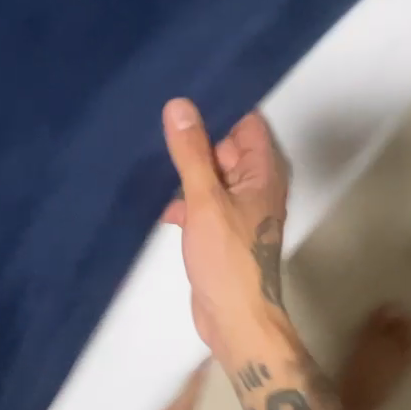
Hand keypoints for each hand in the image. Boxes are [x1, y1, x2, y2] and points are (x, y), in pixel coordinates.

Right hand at [160, 98, 294, 365]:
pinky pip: (201, 202)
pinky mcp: (220, 231)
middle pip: (226, 147)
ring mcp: (238, 210)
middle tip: (155, 116)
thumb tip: (179, 105)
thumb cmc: (229, 258)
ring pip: (210, 175)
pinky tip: (158, 202)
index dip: (221, 106)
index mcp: (262, 173)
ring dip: (186, 169)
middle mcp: (254, 186)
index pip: (247, 123)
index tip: (186, 89)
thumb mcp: (205, 199)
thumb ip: (191, 153)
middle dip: (196, 136)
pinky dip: (183, 199)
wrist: (235, 319)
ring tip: (148, 150)